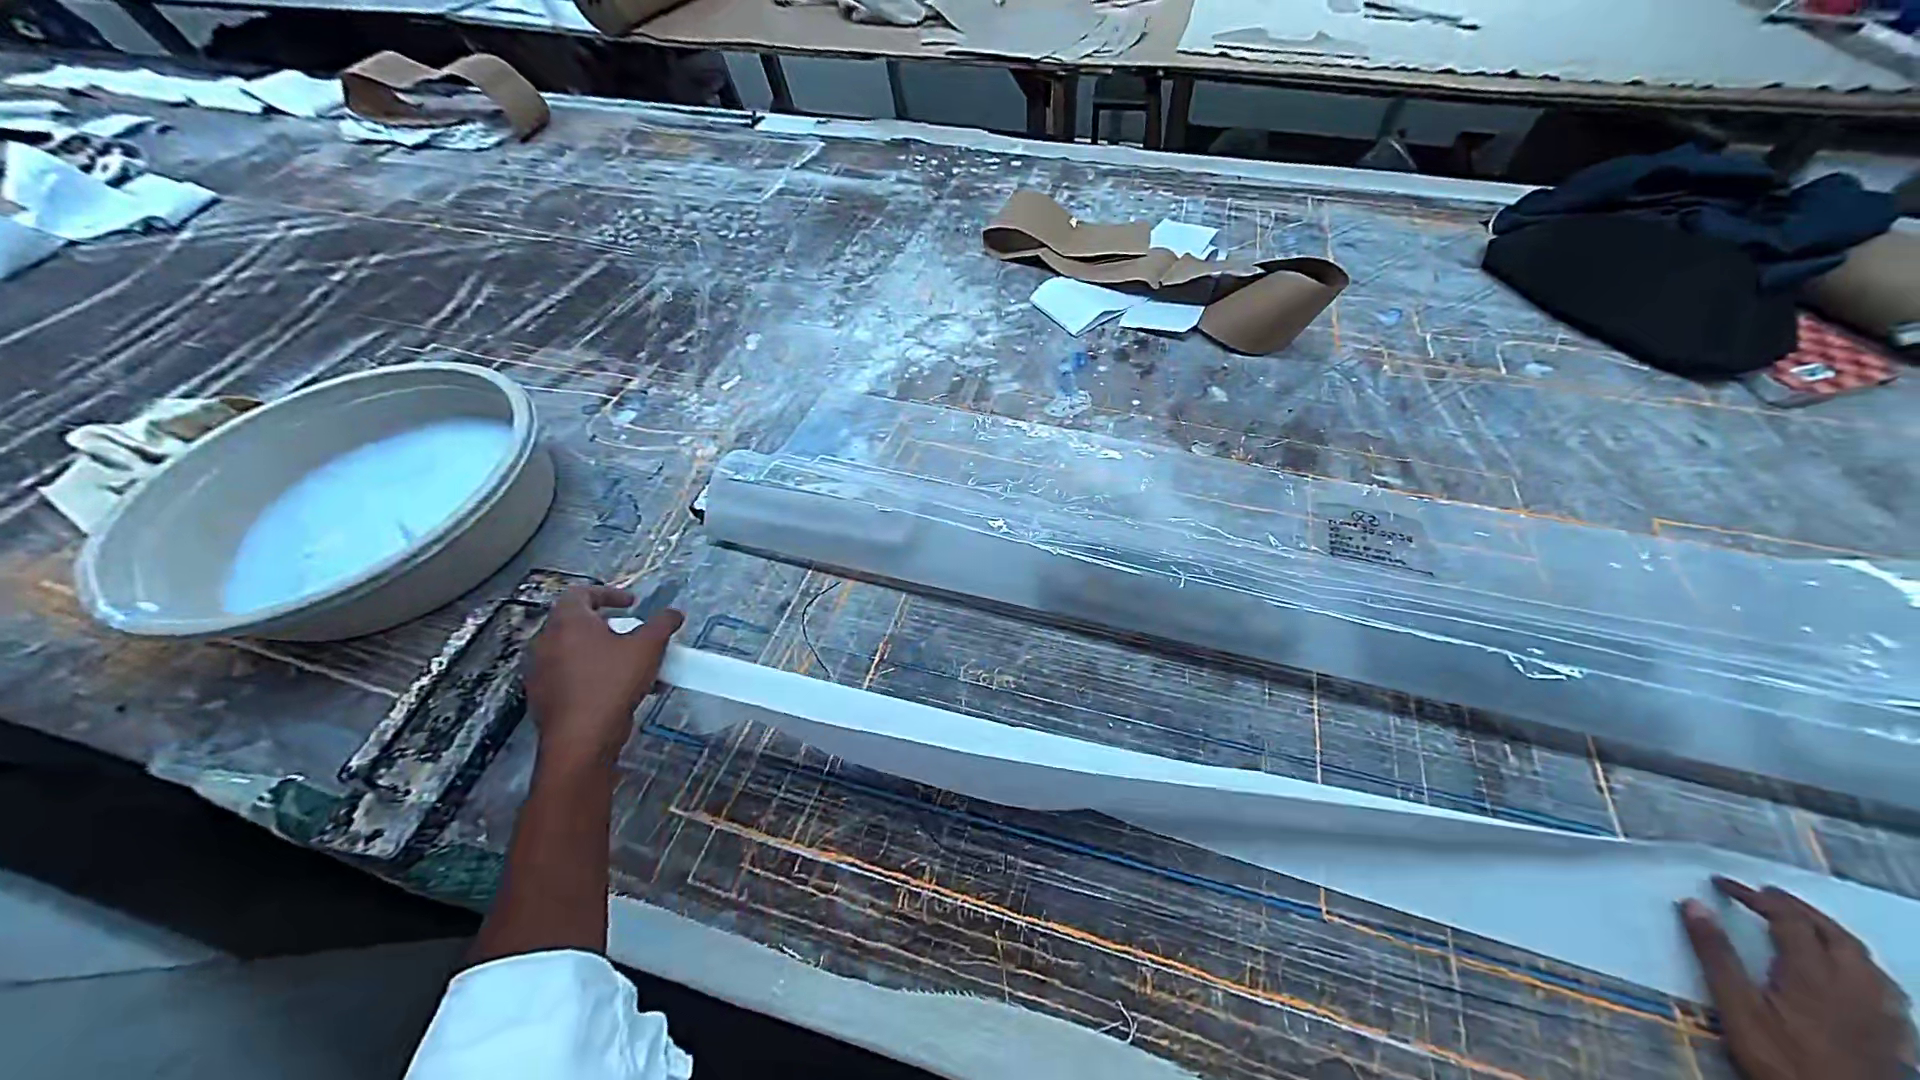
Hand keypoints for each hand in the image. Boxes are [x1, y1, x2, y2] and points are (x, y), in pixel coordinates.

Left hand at [524, 585, 683, 771]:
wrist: (582, 738)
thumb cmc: (613, 683)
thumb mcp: (648, 648)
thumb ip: (663, 625)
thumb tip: (674, 613)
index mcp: (567, 623)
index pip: (580, 593)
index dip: (608, 593)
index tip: (631, 604)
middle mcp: (546, 642)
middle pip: (578, 623)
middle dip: (610, 627)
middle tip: (634, 635)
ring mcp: (541, 671)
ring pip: (576, 652)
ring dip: (605, 653)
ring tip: (634, 667)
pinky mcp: (543, 696)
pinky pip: (571, 675)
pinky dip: (594, 675)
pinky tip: (621, 691)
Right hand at [1680, 876, 1914, 1079]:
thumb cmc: (1781, 1059)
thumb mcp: (1737, 1007)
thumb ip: (1716, 955)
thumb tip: (1694, 904)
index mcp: (1814, 975)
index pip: (1786, 919)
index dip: (1754, 896)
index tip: (1720, 883)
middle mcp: (1855, 986)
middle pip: (1833, 934)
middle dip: (1797, 907)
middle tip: (1764, 893)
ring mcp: (1882, 1012)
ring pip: (1864, 958)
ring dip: (1830, 931)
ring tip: (1805, 922)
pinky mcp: (1894, 1033)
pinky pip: (1884, 984)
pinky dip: (1859, 963)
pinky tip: (1852, 972)